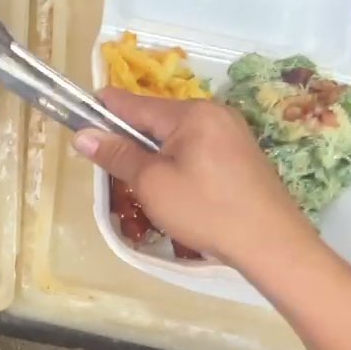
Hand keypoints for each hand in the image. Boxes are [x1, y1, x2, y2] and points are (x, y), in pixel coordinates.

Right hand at [73, 88, 317, 267]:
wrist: (274, 247)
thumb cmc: (207, 211)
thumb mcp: (151, 183)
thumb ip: (116, 154)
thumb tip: (82, 135)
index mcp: (191, 114)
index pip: (130, 102)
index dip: (98, 112)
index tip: (75, 125)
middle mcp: (213, 113)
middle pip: (152, 117)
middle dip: (126, 137)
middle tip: (110, 168)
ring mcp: (230, 132)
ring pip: (171, 134)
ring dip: (149, 151)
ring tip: (140, 182)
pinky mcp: (239, 153)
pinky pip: (192, 145)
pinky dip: (172, 159)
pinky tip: (171, 186)